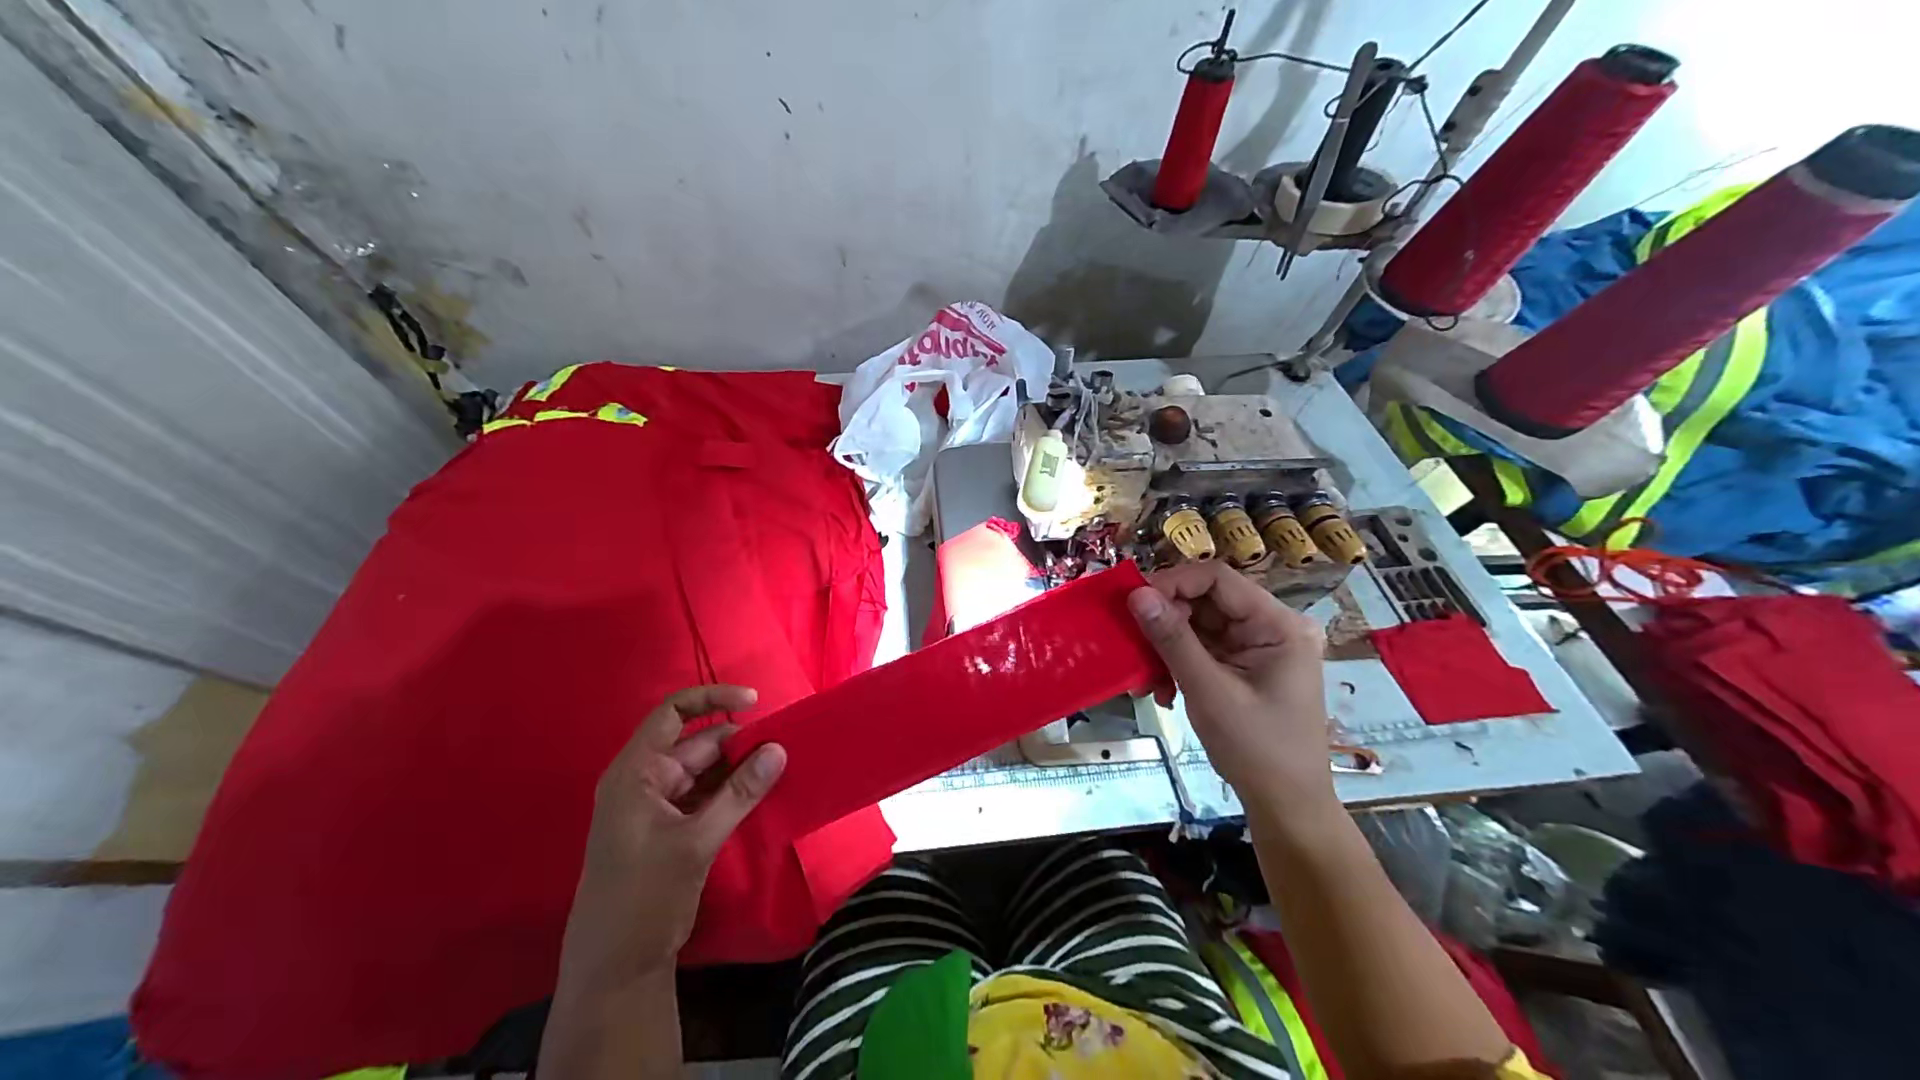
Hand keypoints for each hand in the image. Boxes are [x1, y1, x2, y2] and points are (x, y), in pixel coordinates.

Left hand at [555, 685, 787, 988]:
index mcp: (635, 773)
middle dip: (739, 742)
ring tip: (780, 768)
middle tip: (783, 748)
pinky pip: (707, 796)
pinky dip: (732, 792)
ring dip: (739, 769)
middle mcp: (644, 781)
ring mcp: (658, 807)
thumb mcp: (695, 842)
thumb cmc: (642, 898)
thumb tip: (779, 749)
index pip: (673, 714)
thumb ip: (739, 793)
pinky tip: (761, 794)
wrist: (615, 969)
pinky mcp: (671, 830)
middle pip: (697, 743)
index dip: (712, 699)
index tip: (756, 701)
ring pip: (706, 771)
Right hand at [1128, 562, 1333, 809]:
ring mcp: (1257, 648)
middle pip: (1206, 601)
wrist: (1286, 805)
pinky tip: (1162, 689)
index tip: (1133, 604)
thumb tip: (1136, 594)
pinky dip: (1177, 663)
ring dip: (1167, 647)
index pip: (1218, 579)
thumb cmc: (1256, 749)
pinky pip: (1202, 649)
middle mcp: (1271, 627)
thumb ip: (1173, 639)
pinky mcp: (1244, 667)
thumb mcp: (1209, 691)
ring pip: (1199, 626)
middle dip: (1166, 622)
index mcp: (1278, 624)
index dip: (1172, 583)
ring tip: (1146, 678)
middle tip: (1134, 645)